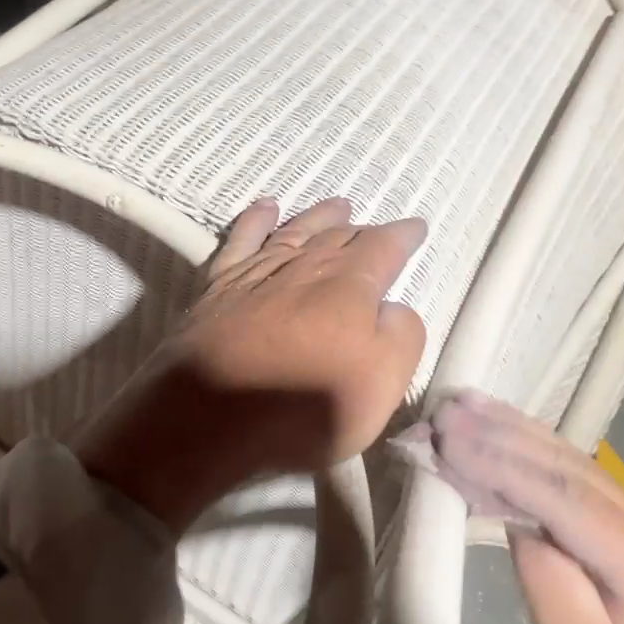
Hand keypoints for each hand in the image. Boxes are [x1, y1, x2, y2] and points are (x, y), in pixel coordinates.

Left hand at [77, 197, 427, 532]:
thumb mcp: (381, 385)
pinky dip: (255, 220)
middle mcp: (303, 269)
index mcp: (348, 288)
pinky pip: (241, 240)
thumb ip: (401, 337)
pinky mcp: (217, 287)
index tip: (415, 228)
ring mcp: (256, 275)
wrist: (207, 417)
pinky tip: (265, 208)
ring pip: (294, 232)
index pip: (383, 248)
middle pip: (338, 237)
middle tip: (376, 227)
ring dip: (318, 217)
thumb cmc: (304, 410)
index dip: (402, 237)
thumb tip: (392, 307)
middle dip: (362, 229)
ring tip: (337, 205)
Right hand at [429, 392, 623, 623]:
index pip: (567, 498)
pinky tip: (500, 423)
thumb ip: (548, 582)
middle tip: (445, 415)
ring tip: (463, 404)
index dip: (505, 465)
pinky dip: (530, 444)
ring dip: (512, 430)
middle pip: (568, 469)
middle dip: (502, 438)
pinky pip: (573, 471)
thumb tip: (514, 518)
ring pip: (571, 460)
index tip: (449, 442)